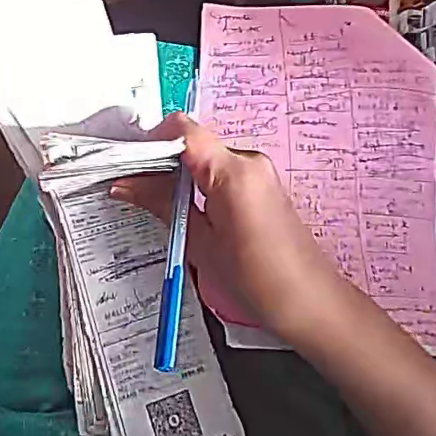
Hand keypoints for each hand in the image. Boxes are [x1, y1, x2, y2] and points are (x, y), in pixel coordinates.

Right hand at [111, 114, 360, 343]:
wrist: (310, 303)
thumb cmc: (256, 280)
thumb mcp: (200, 243)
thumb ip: (161, 204)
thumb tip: (125, 184)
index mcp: (233, 171)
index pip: (182, 132)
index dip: (148, 142)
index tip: (126, 165)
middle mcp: (248, 161)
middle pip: (192, 142)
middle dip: (159, 161)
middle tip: (132, 188)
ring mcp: (258, 171)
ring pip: (205, 157)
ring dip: (178, 174)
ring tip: (154, 204)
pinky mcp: (261, 185)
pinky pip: (221, 171)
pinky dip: (197, 182)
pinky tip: (184, 209)